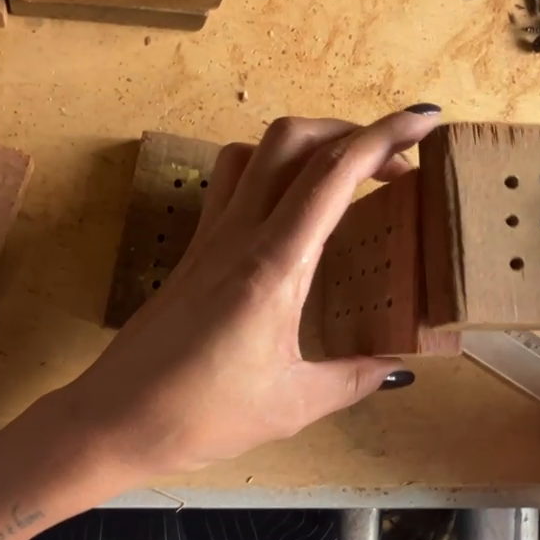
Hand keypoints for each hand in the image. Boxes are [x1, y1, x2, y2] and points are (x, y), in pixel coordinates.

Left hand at [51, 107, 442, 481]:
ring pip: (252, 154)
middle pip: (289, 140)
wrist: (113, 419)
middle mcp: (235, 237)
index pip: (332, 174)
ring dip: (302, 146)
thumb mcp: (290, 405)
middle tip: (393, 164)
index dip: (384, 134)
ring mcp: (207, 241)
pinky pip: (230, 188)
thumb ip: (352, 380)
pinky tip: (288, 214)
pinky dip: (267, 175)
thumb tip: (396, 367)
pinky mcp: (190, 255)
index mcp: (271, 267)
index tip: (427, 119)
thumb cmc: (197, 415)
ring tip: (340, 176)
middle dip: (349, 130)